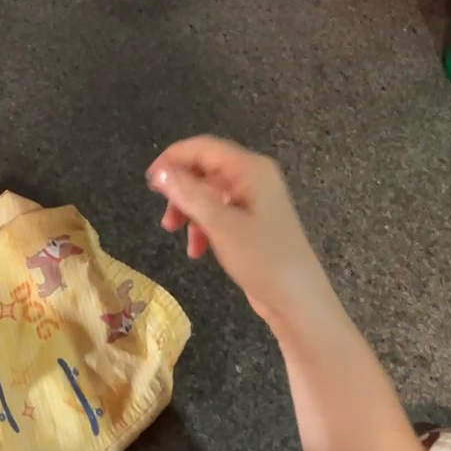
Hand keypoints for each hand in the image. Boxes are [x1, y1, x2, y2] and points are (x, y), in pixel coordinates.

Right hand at [148, 137, 336, 330]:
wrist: (299, 303)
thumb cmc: (262, 259)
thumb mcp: (220, 224)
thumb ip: (188, 193)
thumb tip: (160, 171)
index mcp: (250, 168)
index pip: (203, 148)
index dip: (173, 158)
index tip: (150, 181)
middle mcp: (253, 177)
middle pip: (204, 169)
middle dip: (181, 190)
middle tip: (163, 210)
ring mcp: (254, 199)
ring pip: (208, 192)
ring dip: (189, 210)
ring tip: (174, 232)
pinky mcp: (253, 221)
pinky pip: (219, 211)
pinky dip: (204, 225)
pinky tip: (197, 249)